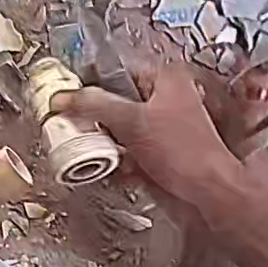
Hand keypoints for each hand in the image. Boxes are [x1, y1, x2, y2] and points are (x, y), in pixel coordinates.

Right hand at [54, 64, 246, 205]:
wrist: (206, 193)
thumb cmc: (181, 150)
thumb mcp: (130, 121)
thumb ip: (93, 106)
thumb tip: (61, 97)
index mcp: (166, 79)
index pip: (118, 73)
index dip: (93, 85)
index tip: (71, 98)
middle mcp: (165, 99)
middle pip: (116, 102)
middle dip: (96, 118)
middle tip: (79, 126)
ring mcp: (162, 127)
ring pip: (119, 127)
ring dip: (105, 141)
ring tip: (96, 149)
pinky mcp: (159, 152)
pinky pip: (127, 149)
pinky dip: (117, 157)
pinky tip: (113, 166)